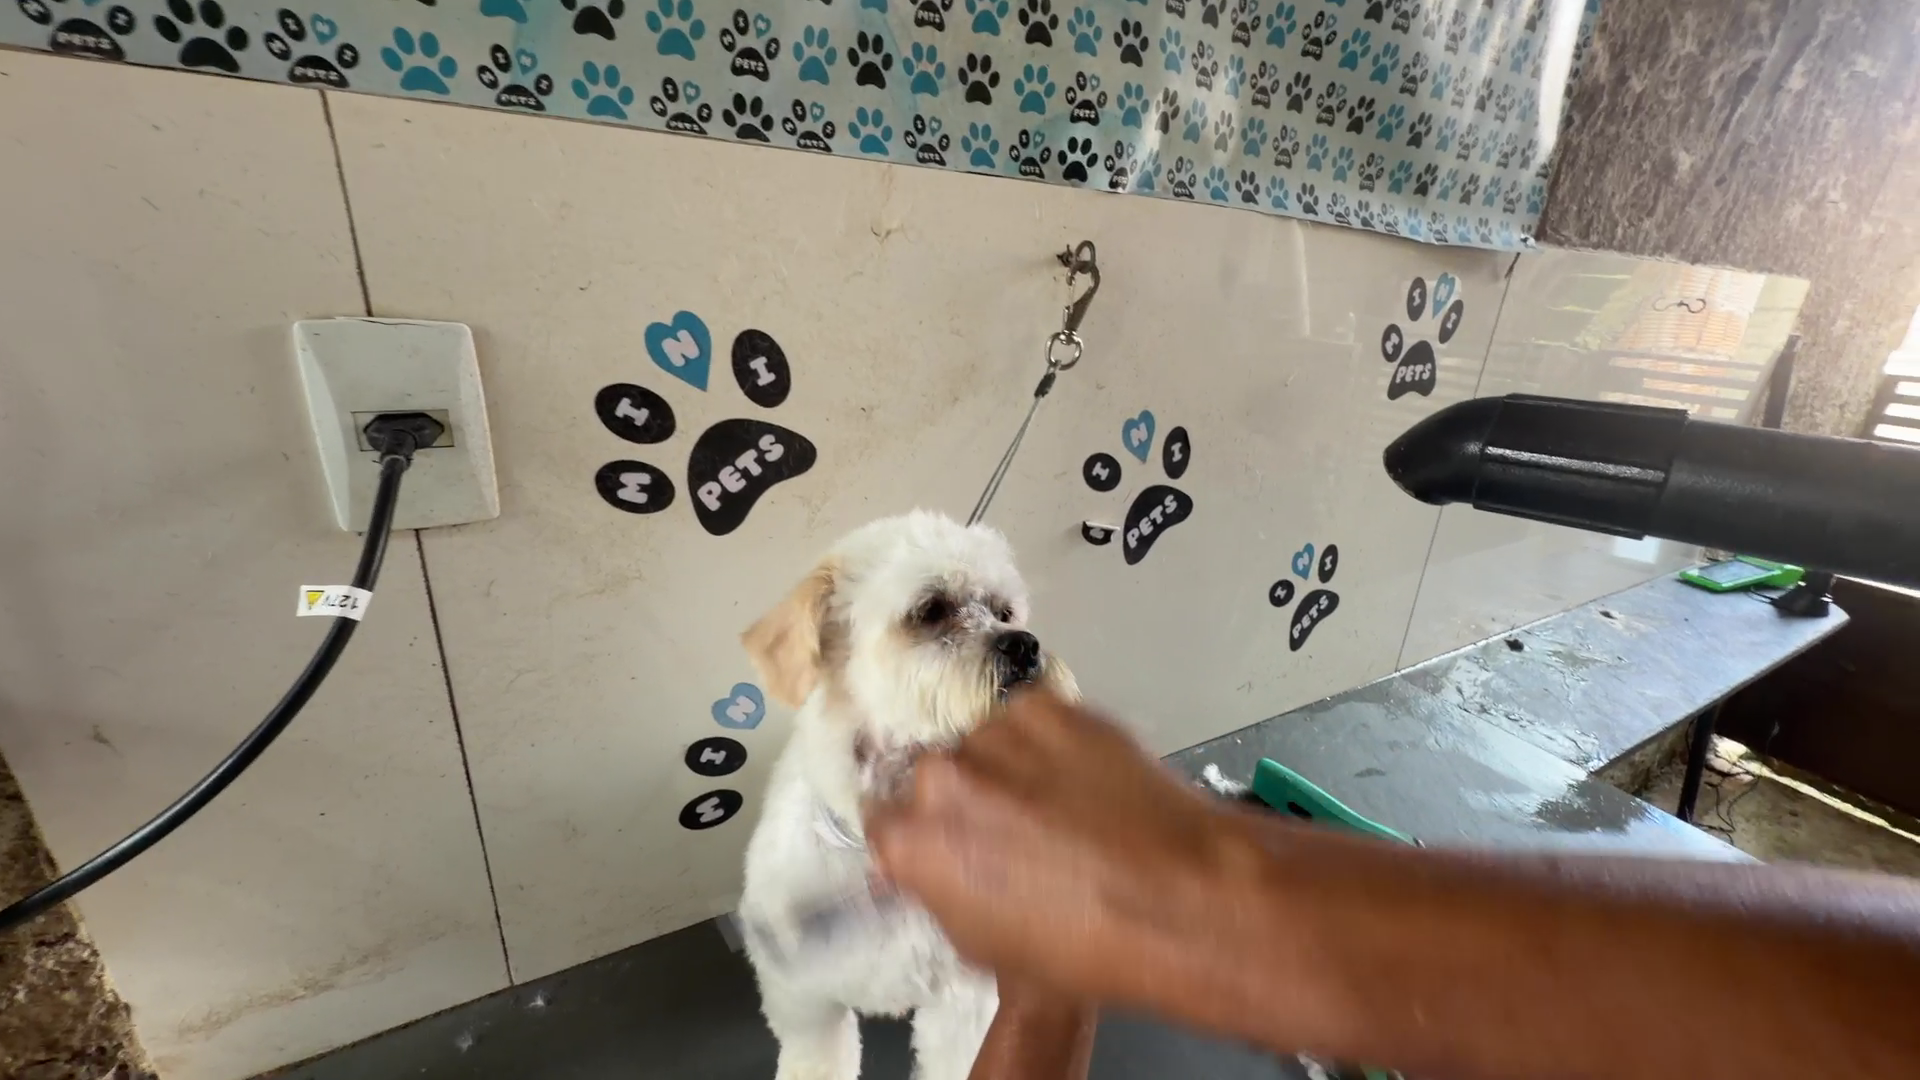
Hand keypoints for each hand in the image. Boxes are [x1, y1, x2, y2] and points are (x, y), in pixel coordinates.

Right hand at [862, 689, 1249, 1007]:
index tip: (941, 837)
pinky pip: (1027, 719)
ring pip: (984, 743)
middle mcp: (941, 777)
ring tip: (1057, 802)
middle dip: (964, 798)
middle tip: (1010, 824)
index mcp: (914, 841)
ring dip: (1007, 765)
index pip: (883, 819)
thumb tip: (935, 864)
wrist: (1174, 891)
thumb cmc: (1086, 941)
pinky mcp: (1042, 705)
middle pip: (934, 775)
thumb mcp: (985, 945)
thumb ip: (940, 889)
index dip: (916, 832)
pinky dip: (1045, 741)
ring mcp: (993, 733)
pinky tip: (1079, 776)